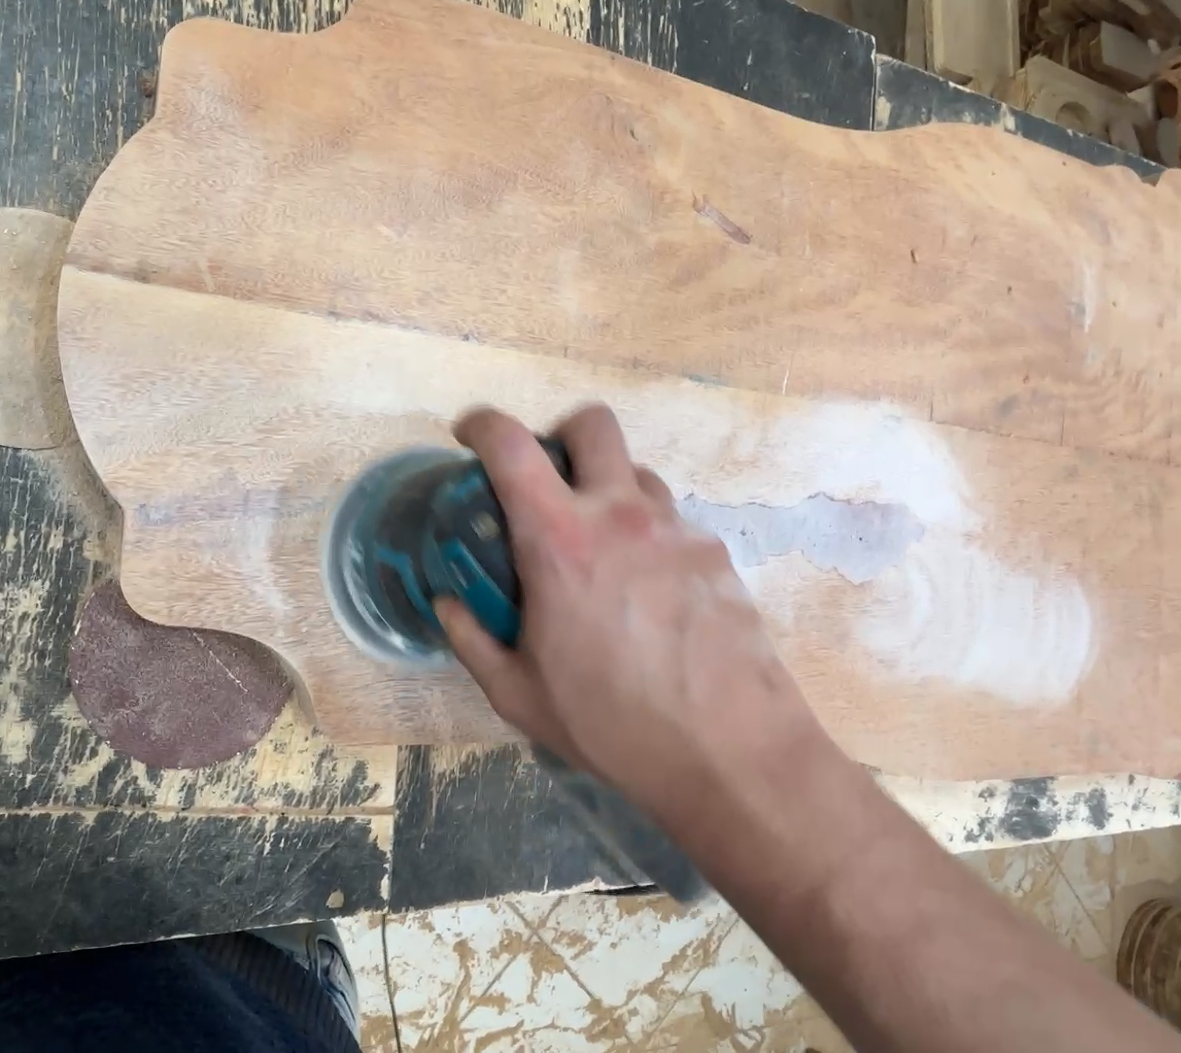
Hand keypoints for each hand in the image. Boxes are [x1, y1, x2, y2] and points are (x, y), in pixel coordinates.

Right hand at [435, 404, 826, 824]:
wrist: (732, 756)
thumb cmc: (610, 724)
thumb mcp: (518, 695)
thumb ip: (471, 640)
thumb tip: (448, 604)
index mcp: (559, 541)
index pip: (511, 447)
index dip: (481, 424)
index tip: (468, 435)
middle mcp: (621, 515)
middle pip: (592, 424)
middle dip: (560, 433)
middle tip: (546, 480)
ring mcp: (677, 530)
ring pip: (637, 472)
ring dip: (606, 489)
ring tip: (598, 546)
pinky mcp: (716, 555)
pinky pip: (670, 521)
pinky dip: (645, 535)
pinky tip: (645, 594)